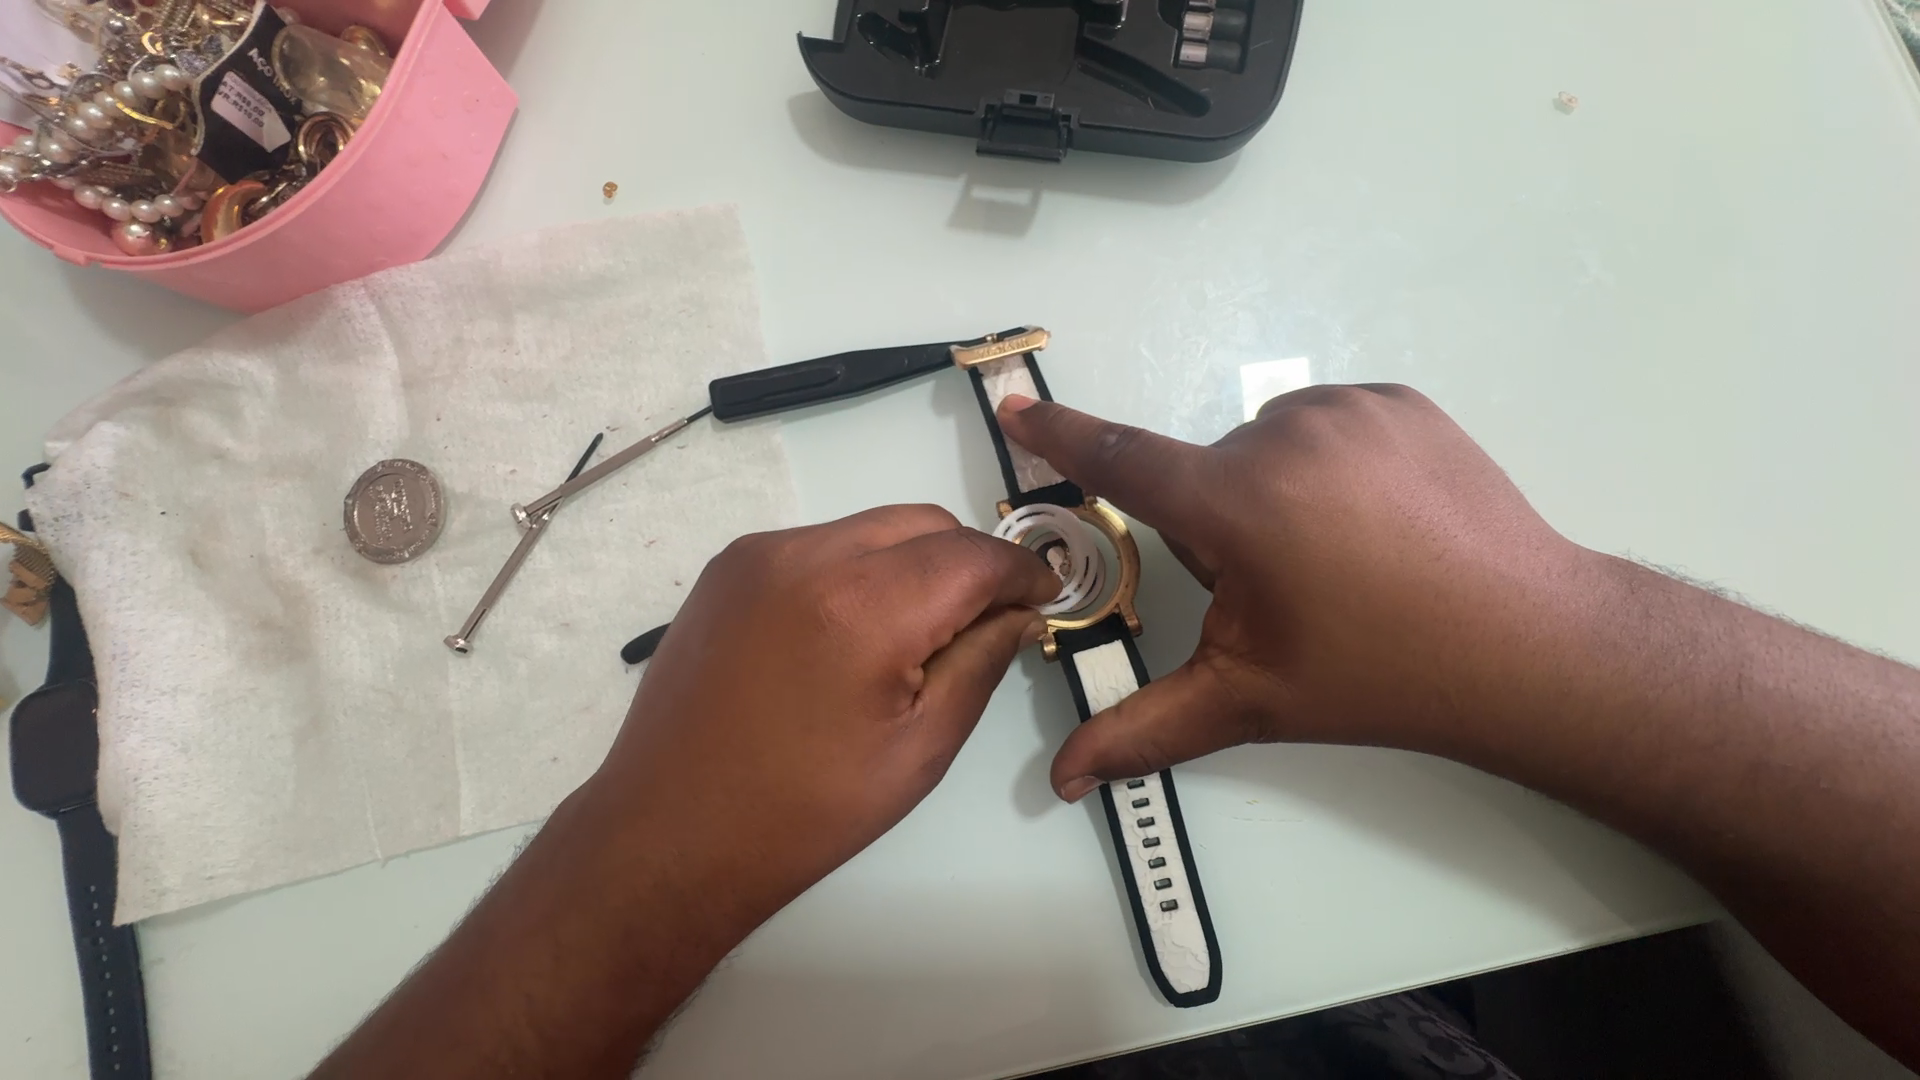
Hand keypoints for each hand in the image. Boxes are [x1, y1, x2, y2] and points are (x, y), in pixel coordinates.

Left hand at [585, 505, 1057, 922]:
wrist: (668, 833)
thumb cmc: (805, 810)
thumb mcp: (920, 749)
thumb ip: (981, 663)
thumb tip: (1020, 613)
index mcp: (863, 606)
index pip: (972, 555)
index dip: (1020, 571)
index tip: (1044, 596)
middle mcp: (808, 554)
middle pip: (925, 523)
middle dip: (970, 560)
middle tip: (986, 617)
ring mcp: (759, 553)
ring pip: (874, 527)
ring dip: (916, 561)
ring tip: (918, 627)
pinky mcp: (729, 566)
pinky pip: (824, 542)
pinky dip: (861, 566)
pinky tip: (854, 626)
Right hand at [998, 385, 1592, 800]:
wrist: (1534, 648)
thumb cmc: (1377, 676)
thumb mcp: (1248, 701)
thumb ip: (1142, 730)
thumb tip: (1059, 780)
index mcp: (1238, 504)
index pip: (1120, 460)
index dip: (1059, 435)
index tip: (1016, 406)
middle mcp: (1285, 435)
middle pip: (1205, 475)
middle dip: (1217, 525)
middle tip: (1283, 585)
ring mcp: (1348, 408)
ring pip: (1261, 448)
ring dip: (1268, 493)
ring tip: (1336, 552)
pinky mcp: (1397, 400)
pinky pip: (1319, 426)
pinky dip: (1320, 464)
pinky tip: (1372, 518)